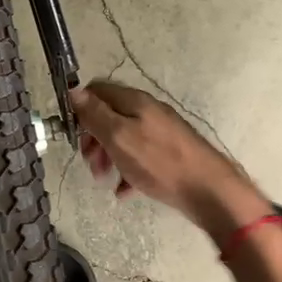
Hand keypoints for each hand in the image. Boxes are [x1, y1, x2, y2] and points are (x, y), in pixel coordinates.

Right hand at [68, 81, 273, 243]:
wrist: (209, 191)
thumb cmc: (159, 162)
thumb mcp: (119, 137)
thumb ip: (95, 114)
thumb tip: (73, 90)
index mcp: (134, 101)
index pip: (97, 90)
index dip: (80, 107)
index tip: (73, 133)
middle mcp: (147, 111)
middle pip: (108, 115)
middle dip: (93, 137)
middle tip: (89, 161)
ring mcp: (159, 132)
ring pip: (122, 137)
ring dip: (107, 156)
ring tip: (103, 179)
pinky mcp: (168, 154)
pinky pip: (139, 157)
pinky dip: (127, 171)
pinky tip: (124, 191)